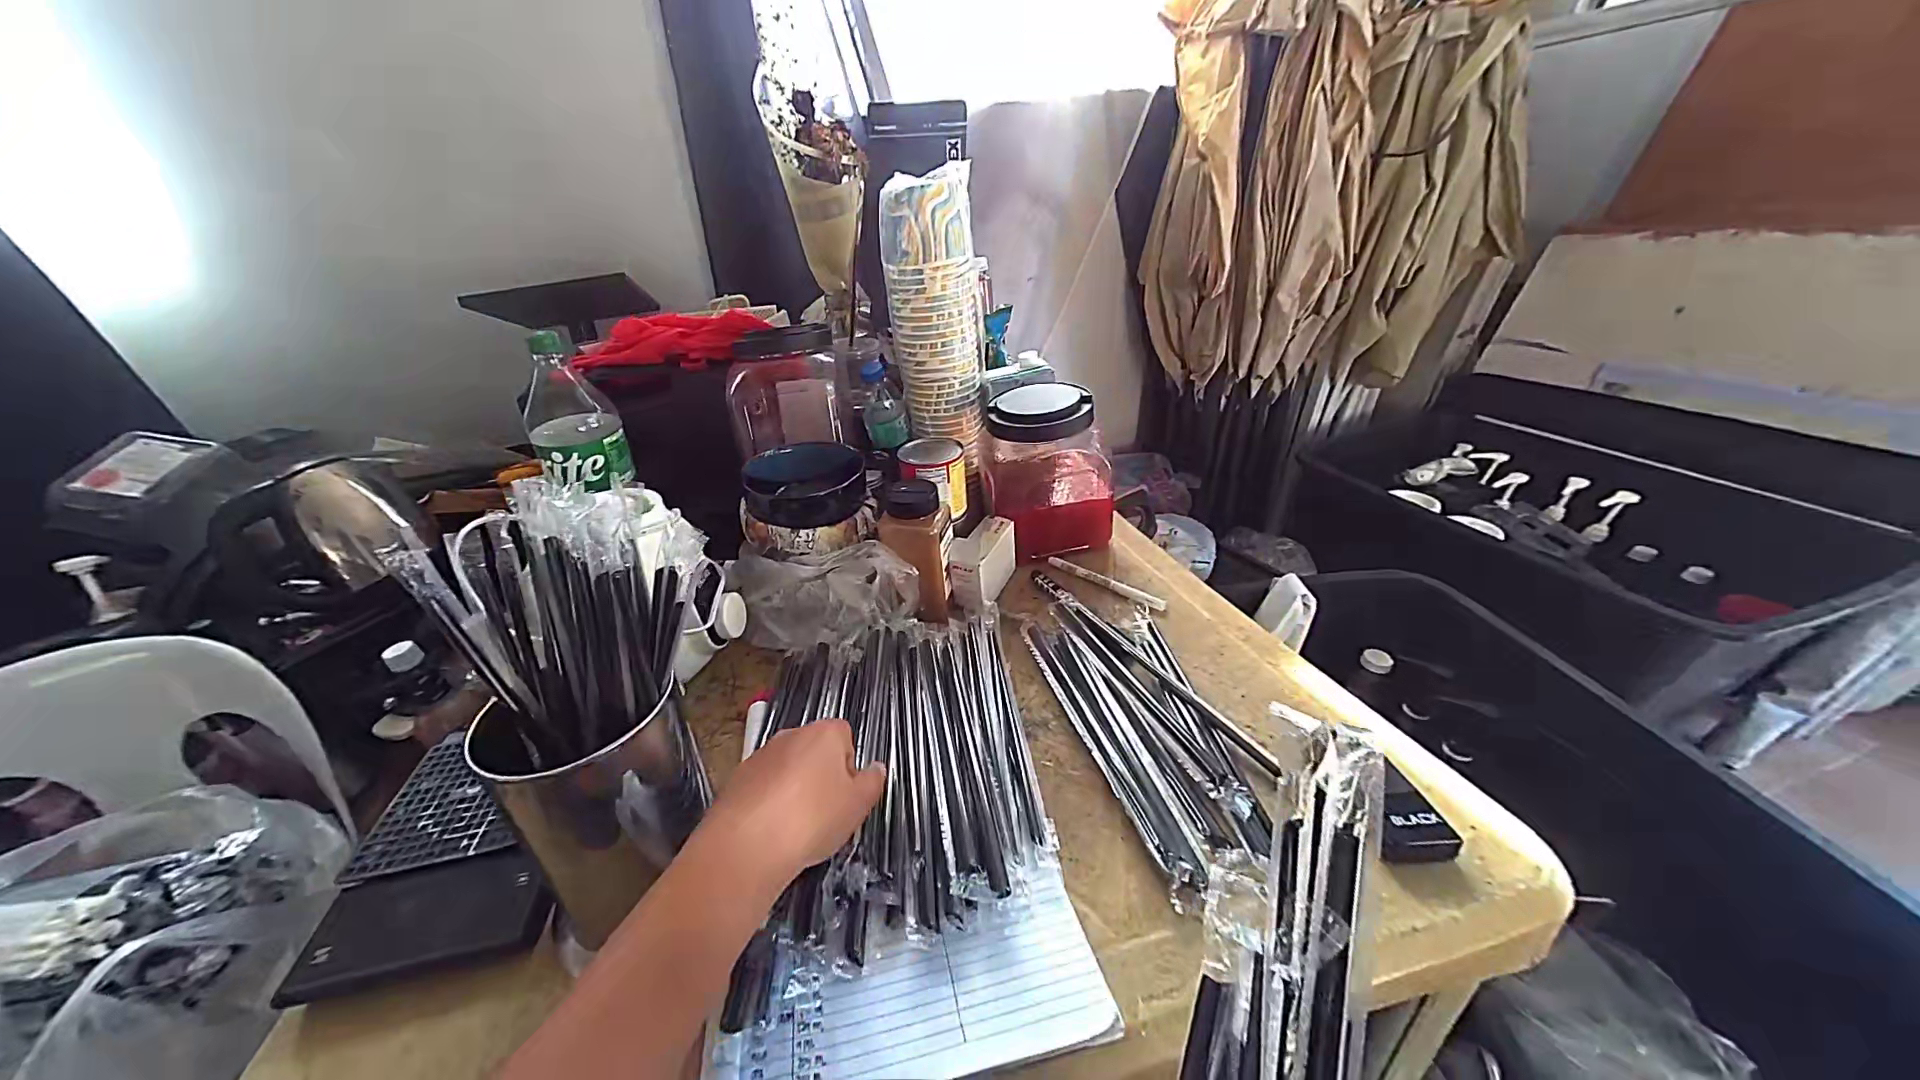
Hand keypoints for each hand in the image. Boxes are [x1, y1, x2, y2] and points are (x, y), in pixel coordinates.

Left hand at [701, 719, 884, 888]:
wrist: (746, 846)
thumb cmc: (810, 819)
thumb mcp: (858, 805)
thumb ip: (873, 782)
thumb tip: (876, 769)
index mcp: (825, 733)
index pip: (846, 737)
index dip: (849, 768)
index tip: (848, 794)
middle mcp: (791, 735)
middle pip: (816, 751)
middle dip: (822, 777)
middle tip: (827, 812)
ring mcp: (761, 755)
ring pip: (788, 769)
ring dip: (794, 790)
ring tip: (797, 827)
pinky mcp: (736, 779)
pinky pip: (763, 787)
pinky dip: (769, 803)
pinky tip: (772, 830)